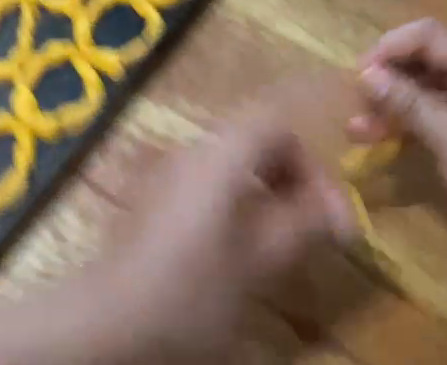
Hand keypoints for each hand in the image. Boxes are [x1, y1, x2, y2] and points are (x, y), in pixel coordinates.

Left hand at [97, 103, 361, 359]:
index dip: (313, 164)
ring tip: (282, 239)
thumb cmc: (191, 288)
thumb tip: (339, 209)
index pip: (280, 124)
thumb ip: (303, 224)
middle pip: (256, 137)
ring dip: (267, 189)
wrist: (106, 322)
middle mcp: (194, 149)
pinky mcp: (154, 199)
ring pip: (233, 161)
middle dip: (293, 176)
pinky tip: (240, 247)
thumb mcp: (258, 260)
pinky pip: (209, 181)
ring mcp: (169, 172)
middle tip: (313, 224)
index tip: (334, 215)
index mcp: (222, 152)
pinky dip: (238, 200)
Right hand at [351, 19, 446, 263]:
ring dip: (390, 105)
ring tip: (355, 130)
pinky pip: (431, 118)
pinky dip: (405, 126)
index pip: (425, 34)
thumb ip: (407, 102)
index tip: (357, 74)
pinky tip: (378, 142)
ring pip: (422, 91)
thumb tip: (365, 72)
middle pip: (422, 60)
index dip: (388, 47)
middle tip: (352, 104)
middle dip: (385, 78)